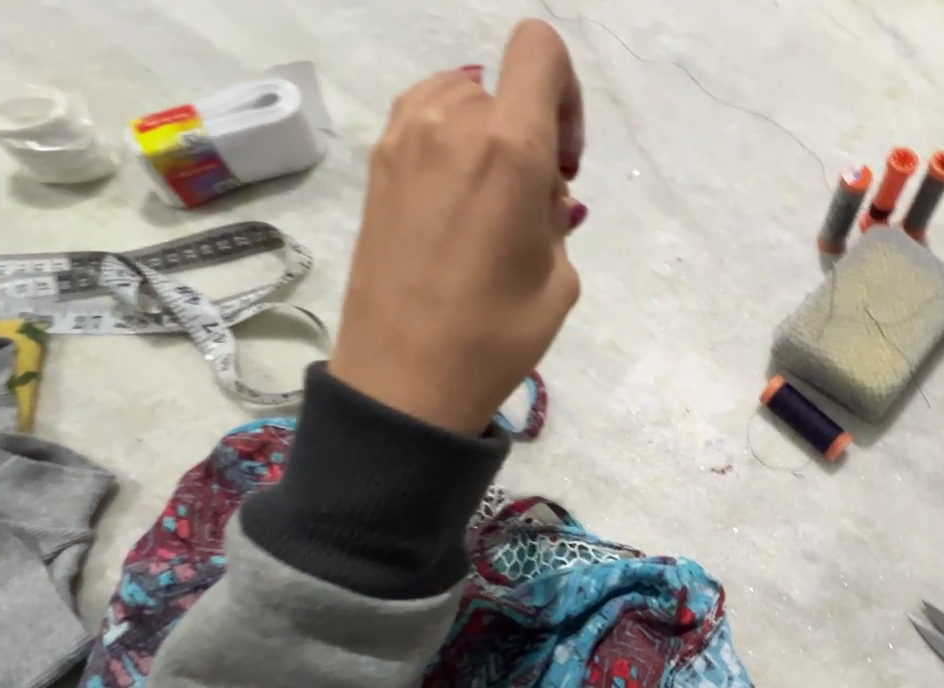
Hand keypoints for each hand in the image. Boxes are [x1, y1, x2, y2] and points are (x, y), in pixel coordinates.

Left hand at [328, 19, 585, 435]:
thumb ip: (556, 217)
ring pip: (461, 98)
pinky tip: (454, 202)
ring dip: (487, 136)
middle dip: (529, 133)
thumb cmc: (495, 339)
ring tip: (489, 204)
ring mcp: (403, 139)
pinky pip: (423, 120)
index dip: (567, 94)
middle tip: (530, 206)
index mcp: (509, 148)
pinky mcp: (376, 165)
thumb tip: (538, 194)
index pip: (540, 51)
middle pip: (503, 85)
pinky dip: (449, 142)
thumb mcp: (559, 281)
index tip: (564, 158)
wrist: (403, 379)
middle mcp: (451, 122)